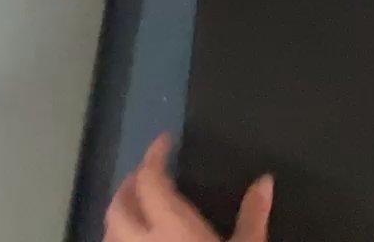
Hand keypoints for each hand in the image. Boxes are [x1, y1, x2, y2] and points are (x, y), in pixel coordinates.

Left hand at [106, 134, 273, 241]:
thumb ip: (253, 216)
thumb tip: (265, 180)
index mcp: (171, 226)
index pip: (150, 178)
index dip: (154, 155)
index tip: (166, 141)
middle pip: (118, 205)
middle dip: (129, 185)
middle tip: (147, 175)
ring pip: (108, 236)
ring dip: (119, 218)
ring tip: (138, 212)